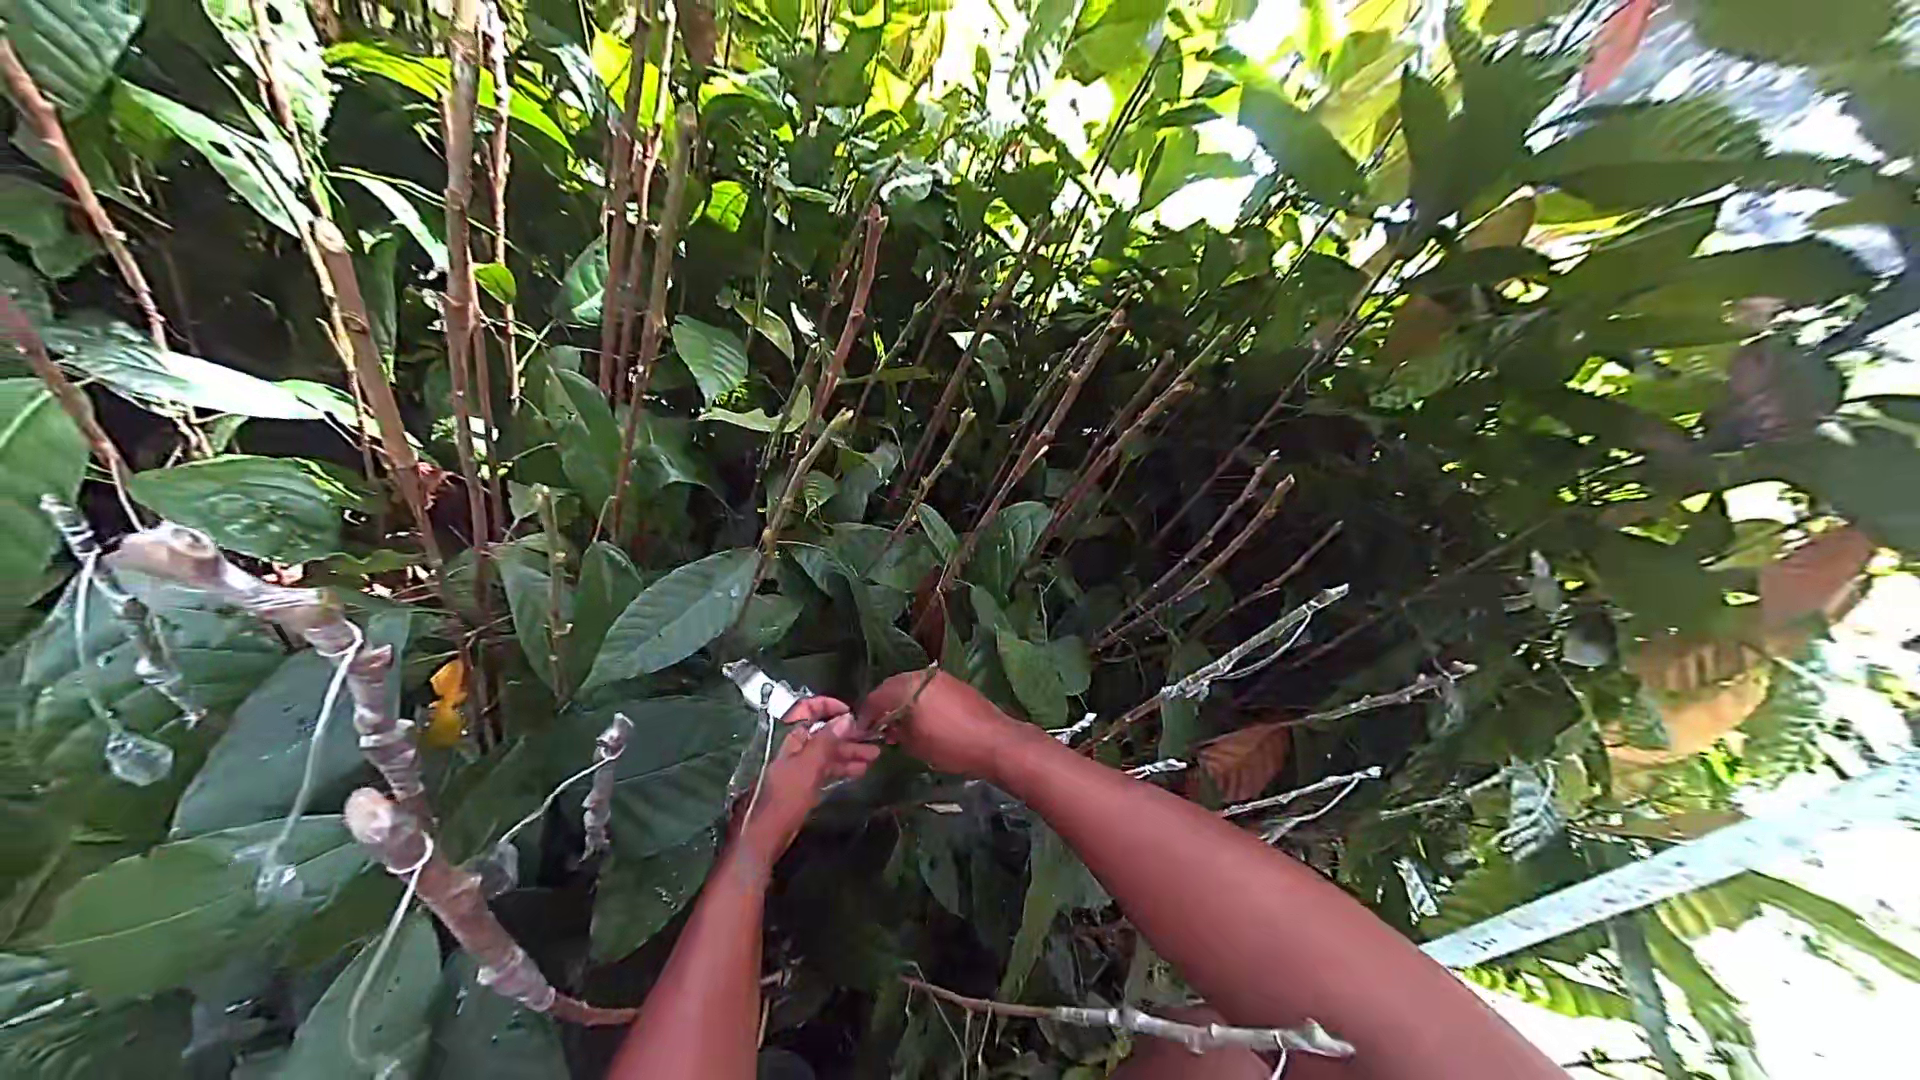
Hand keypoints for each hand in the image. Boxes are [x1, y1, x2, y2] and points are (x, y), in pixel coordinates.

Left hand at [732, 696, 878, 859]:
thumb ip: (827, 740)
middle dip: (848, 735)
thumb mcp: (808, 766)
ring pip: (828, 752)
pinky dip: (842, 768)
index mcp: (791, 737)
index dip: (828, 707)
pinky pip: (826, 769)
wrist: (767, 836)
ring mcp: (800, 766)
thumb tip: (847, 718)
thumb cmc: (786, 797)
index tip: (851, 713)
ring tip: (873, 758)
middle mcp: (796, 748)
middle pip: (824, 733)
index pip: (807, 709)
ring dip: (850, 753)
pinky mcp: (805, 784)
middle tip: (872, 741)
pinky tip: (859, 771)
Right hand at [854, 669, 1036, 780]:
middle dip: (883, 705)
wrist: (995, 741)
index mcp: (907, 687)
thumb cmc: (950, 745)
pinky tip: (920, 717)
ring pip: (911, 686)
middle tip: (879, 726)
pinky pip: (927, 688)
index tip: (862, 730)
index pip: (876, 697)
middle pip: (892, 687)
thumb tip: (888, 728)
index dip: (866, 715)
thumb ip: (896, 732)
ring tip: (899, 724)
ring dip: (901, 701)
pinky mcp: (955, 683)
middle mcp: (921, 675)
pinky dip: (918, 699)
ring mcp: (940, 677)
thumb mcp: (914, 744)